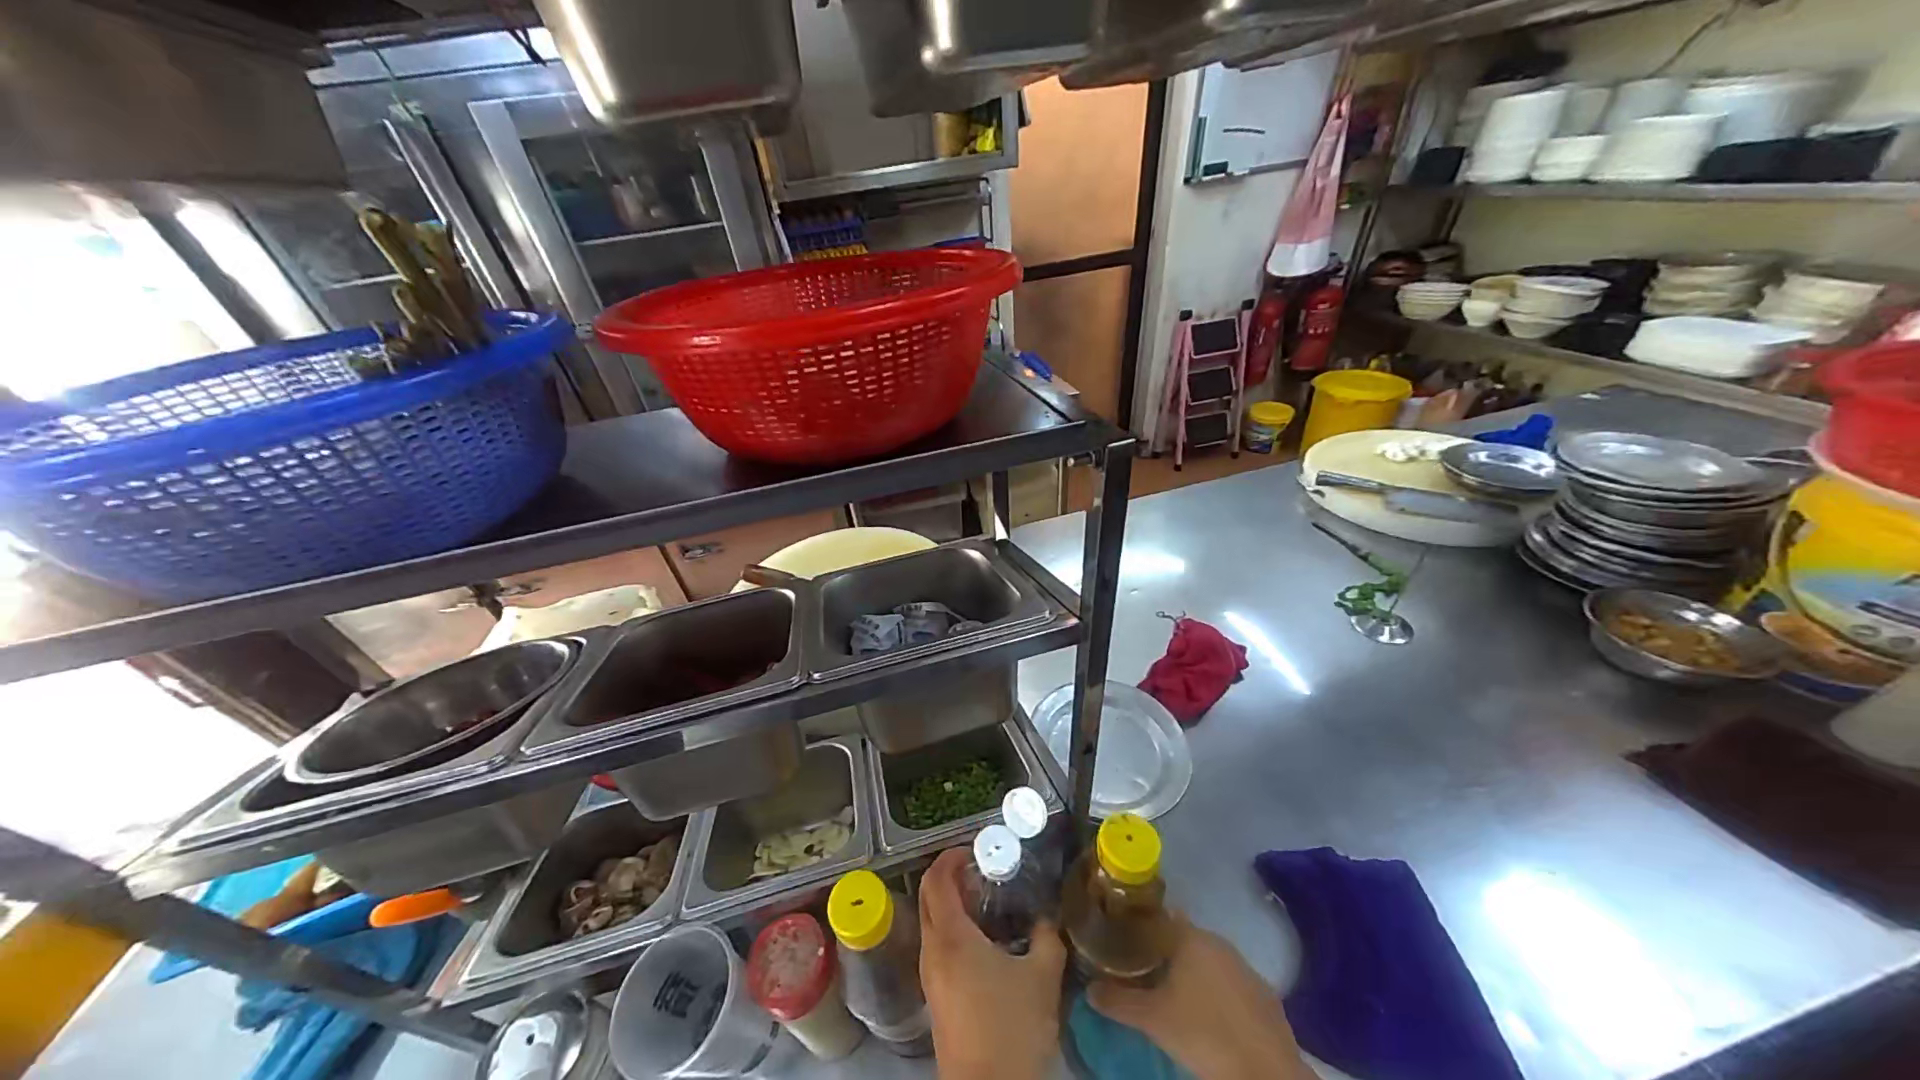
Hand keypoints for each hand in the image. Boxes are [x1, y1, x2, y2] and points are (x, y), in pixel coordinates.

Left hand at [918, 847, 1065, 1079]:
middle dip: (949, 877)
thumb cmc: (1012, 1028)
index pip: (936, 880)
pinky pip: (937, 947)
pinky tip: (984, 941)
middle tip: (981, 871)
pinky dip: (953, 929)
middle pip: (927, 898)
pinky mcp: (935, 997)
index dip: (950, 857)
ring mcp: (929, 976)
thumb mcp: (1042, 977)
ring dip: (951, 904)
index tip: (974, 848)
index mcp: (950, 938)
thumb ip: (1046, 937)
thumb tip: (1047, 915)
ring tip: (987, 903)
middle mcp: (931, 951)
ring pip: (931, 924)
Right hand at [1088, 916, 1313, 1079]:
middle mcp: (1220, 944)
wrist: (1267, 1075)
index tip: (1124, 943)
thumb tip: (1089, 989)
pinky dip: (1216, 995)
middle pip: (1185, 940)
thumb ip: (1117, 1001)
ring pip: (1209, 963)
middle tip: (1142, 974)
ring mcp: (1246, 970)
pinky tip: (1207, 1018)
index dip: (1141, 929)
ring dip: (1192, 975)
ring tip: (1172, 997)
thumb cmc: (1203, 1034)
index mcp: (1192, 938)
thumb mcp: (1151, 1019)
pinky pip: (1231, 986)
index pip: (1161, 919)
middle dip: (1164, 954)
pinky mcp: (1266, 998)